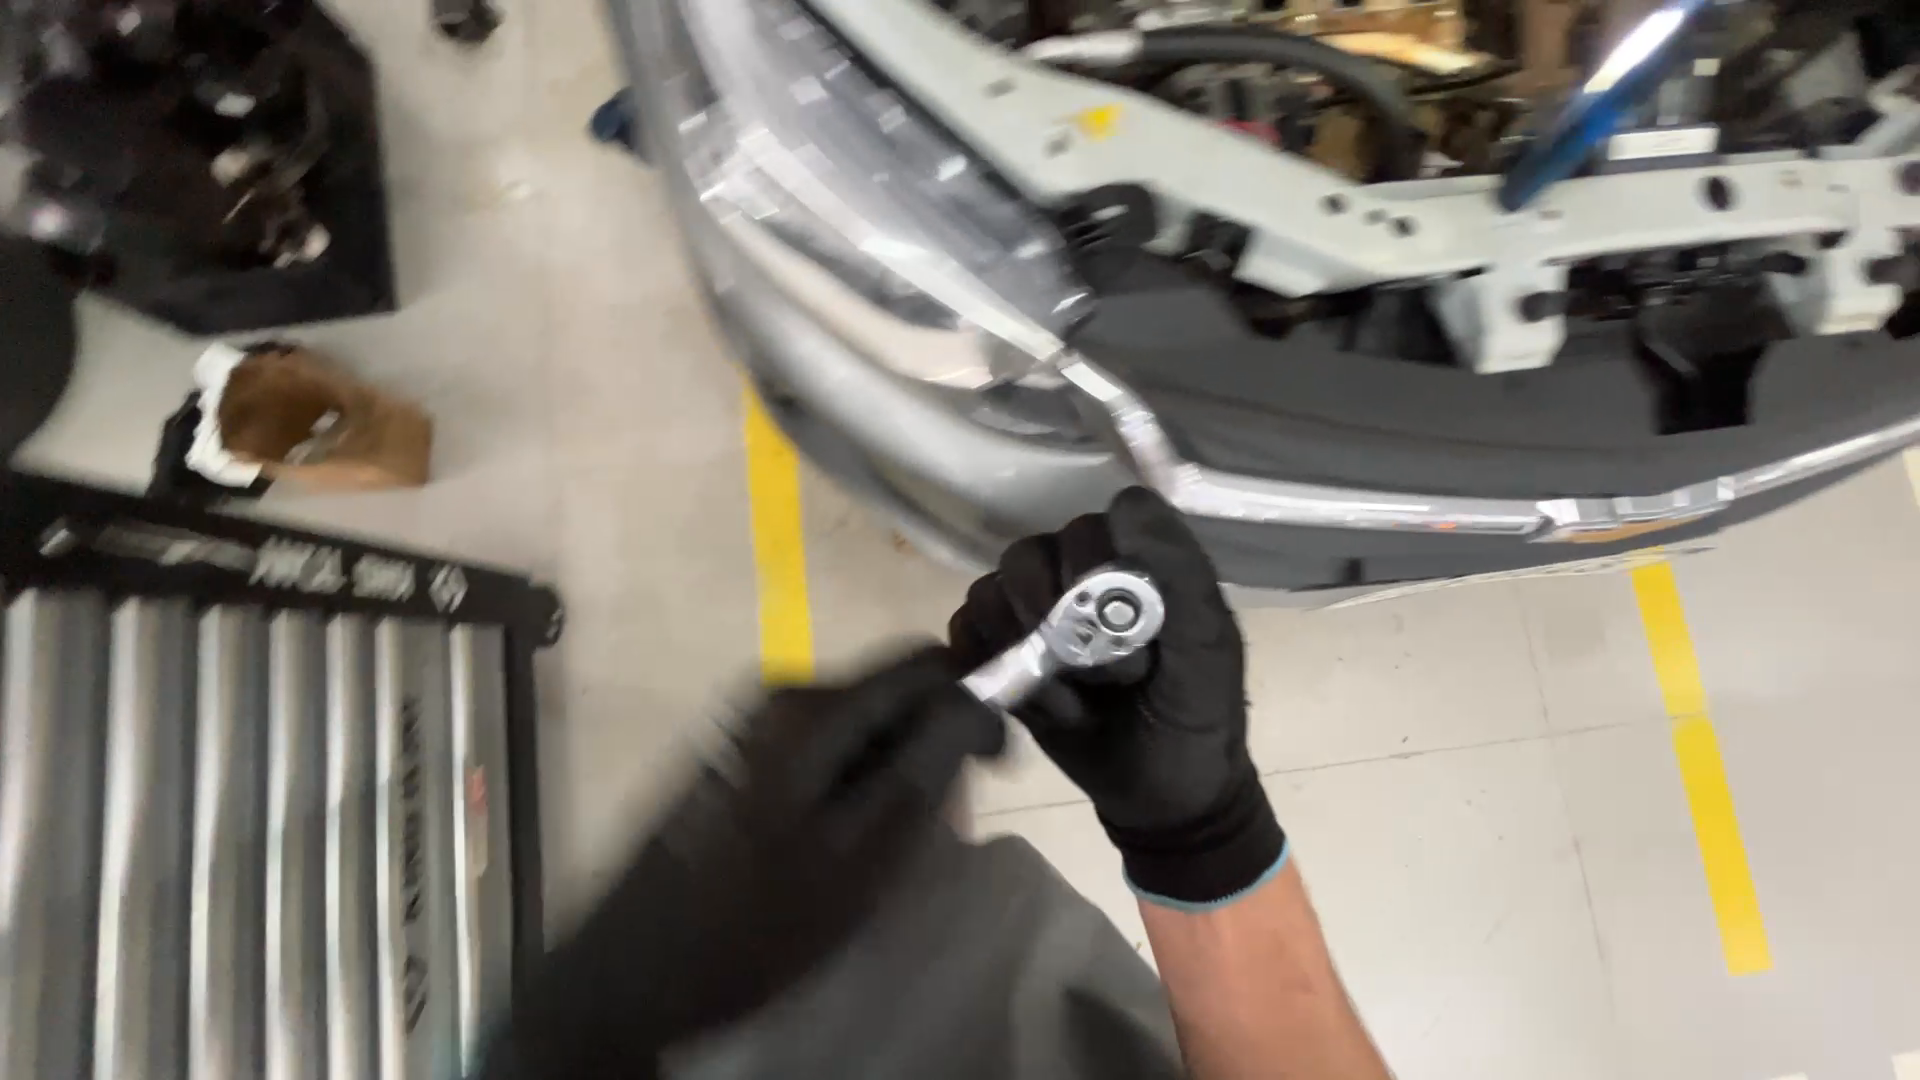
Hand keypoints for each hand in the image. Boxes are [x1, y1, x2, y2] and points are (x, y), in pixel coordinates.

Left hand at [489, 648, 1003, 1074]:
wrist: (626, 975)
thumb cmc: (755, 923)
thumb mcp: (864, 852)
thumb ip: (929, 762)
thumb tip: (974, 702)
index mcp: (812, 706)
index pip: (924, 665)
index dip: (973, 704)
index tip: (995, 767)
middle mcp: (780, 690)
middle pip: (890, 692)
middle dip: (931, 744)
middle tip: (942, 821)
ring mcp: (752, 716)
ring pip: (860, 721)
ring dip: (893, 766)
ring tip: (894, 841)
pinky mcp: (739, 746)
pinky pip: (823, 742)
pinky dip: (854, 776)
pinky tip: (845, 837)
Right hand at [948, 487, 1284, 907]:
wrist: (1161, 794)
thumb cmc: (1192, 716)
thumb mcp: (1207, 649)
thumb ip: (1181, 575)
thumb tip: (1128, 506)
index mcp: (1135, 560)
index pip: (1097, 519)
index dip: (1098, 561)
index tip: (1116, 617)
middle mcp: (1078, 572)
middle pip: (1031, 553)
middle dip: (1053, 615)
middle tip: (1093, 673)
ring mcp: (1032, 610)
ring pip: (992, 587)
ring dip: (1024, 648)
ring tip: (1068, 699)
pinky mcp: (996, 649)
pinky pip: (964, 627)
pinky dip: (989, 664)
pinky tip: (1035, 705)